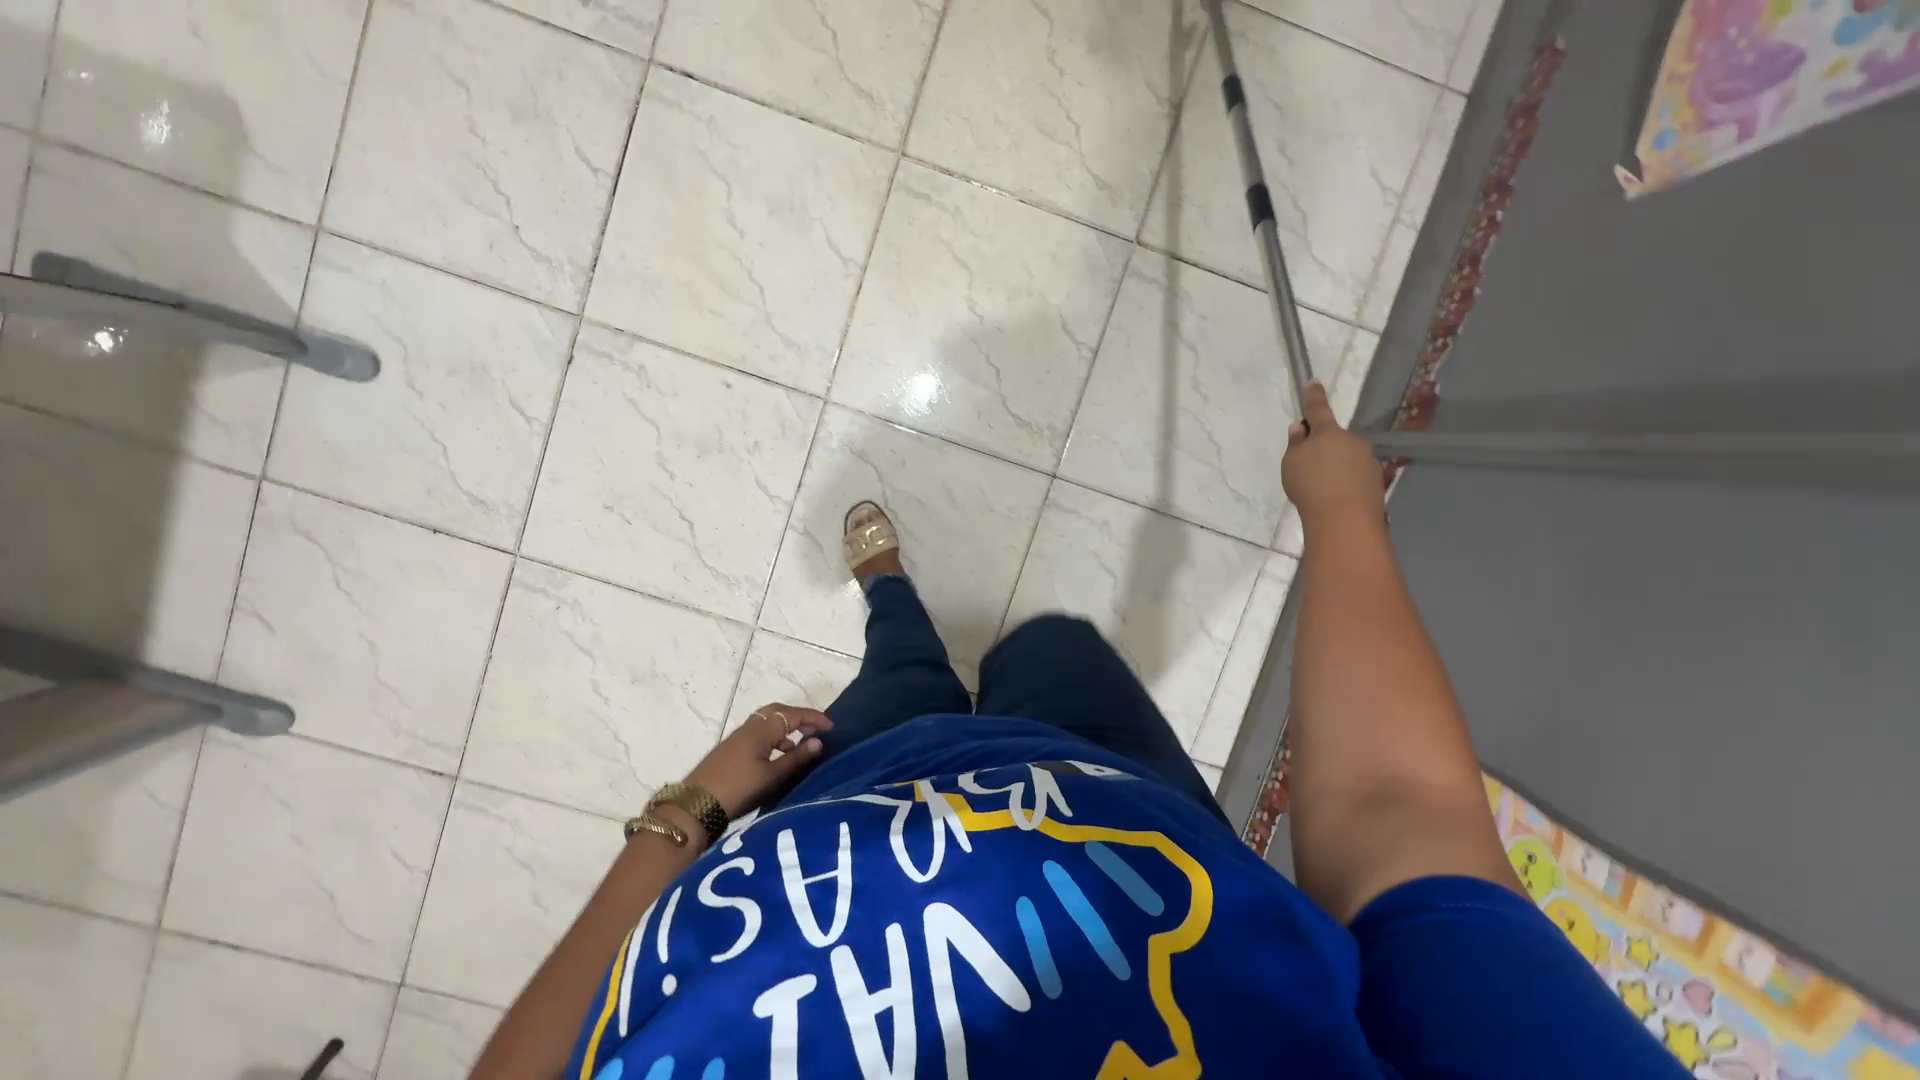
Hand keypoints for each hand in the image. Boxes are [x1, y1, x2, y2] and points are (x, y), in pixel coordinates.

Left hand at [685, 704, 832, 818]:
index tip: (831, 727)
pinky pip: (758, 734)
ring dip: (786, 729)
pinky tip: (778, 759)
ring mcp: (737, 739)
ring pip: (766, 724)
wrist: (695, 805)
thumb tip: (818, 742)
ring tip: (801, 748)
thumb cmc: (738, 789)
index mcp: (761, 730)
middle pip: (777, 712)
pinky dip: (774, 739)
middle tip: (815, 729)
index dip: (813, 718)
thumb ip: (796, 758)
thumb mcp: (772, 776)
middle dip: (798, 717)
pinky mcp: (730, 750)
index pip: (792, 714)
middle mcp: (749, 728)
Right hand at [1282, 381, 1382, 528]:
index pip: (1318, 410)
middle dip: (1324, 446)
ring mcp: (1367, 460)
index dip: (1313, 397)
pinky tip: (1335, 498)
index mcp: (1328, 432)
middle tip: (1308, 465)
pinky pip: (1355, 476)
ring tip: (1322, 488)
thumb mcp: (1291, 464)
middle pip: (1334, 438)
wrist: (1344, 518)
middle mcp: (1352, 441)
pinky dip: (1345, 482)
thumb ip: (1296, 445)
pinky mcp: (1375, 481)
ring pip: (1347, 457)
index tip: (1314, 383)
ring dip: (1336, 466)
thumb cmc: (1310, 486)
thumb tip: (1300, 430)